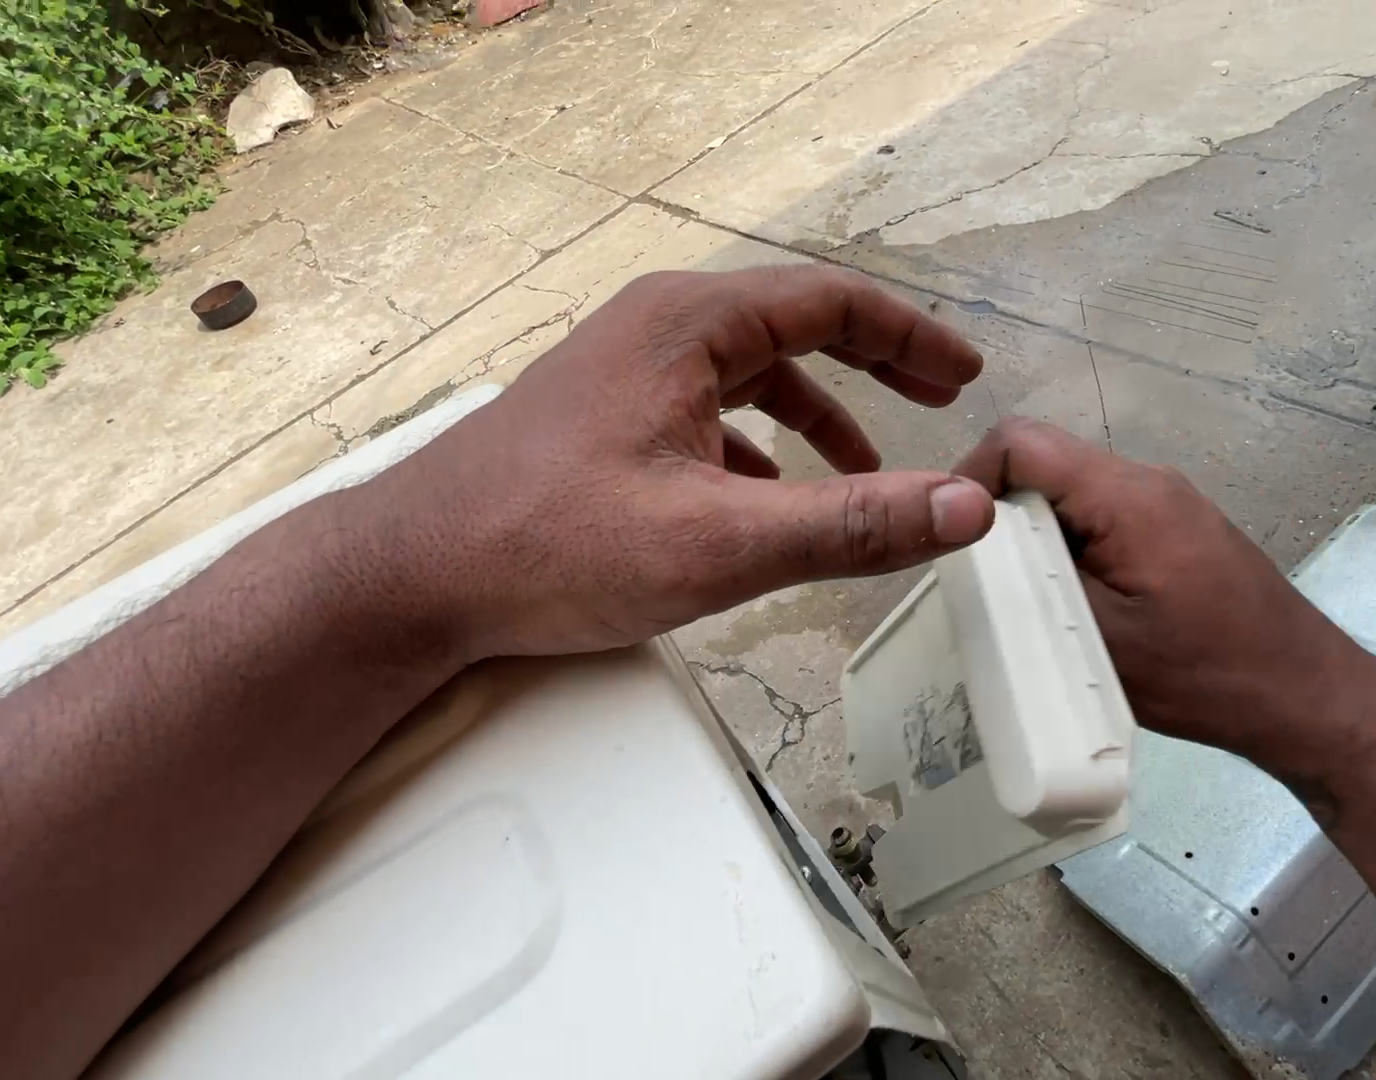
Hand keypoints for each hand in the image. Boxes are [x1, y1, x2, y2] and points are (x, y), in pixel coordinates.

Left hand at [365, 265, 996, 662]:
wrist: (413, 578)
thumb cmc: (549, 548)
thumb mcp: (719, 544)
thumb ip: (848, 526)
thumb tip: (961, 509)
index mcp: (689, 327)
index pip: (832, 301)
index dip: (911, 335)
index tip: (963, 373)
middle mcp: (658, 331)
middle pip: (795, 328)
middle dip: (875, 364)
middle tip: (939, 398)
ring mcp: (628, 373)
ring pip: (751, 377)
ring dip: (818, 414)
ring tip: (867, 467)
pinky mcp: (610, 419)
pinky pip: (710, 416)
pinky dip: (761, 446)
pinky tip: (771, 492)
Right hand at [952, 418, 1375, 779]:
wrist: (1306, 698)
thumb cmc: (1203, 673)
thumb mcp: (1099, 638)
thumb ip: (1030, 583)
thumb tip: (973, 550)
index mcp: (1125, 495)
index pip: (1021, 442)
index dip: (971, 476)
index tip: (953, 537)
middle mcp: (1145, 479)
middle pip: (1042, 460)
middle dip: (998, 511)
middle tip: (983, 576)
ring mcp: (1163, 500)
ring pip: (1067, 488)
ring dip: (1031, 531)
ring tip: (1023, 593)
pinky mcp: (1171, 526)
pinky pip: (1097, 511)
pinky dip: (1064, 543)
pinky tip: (1070, 597)